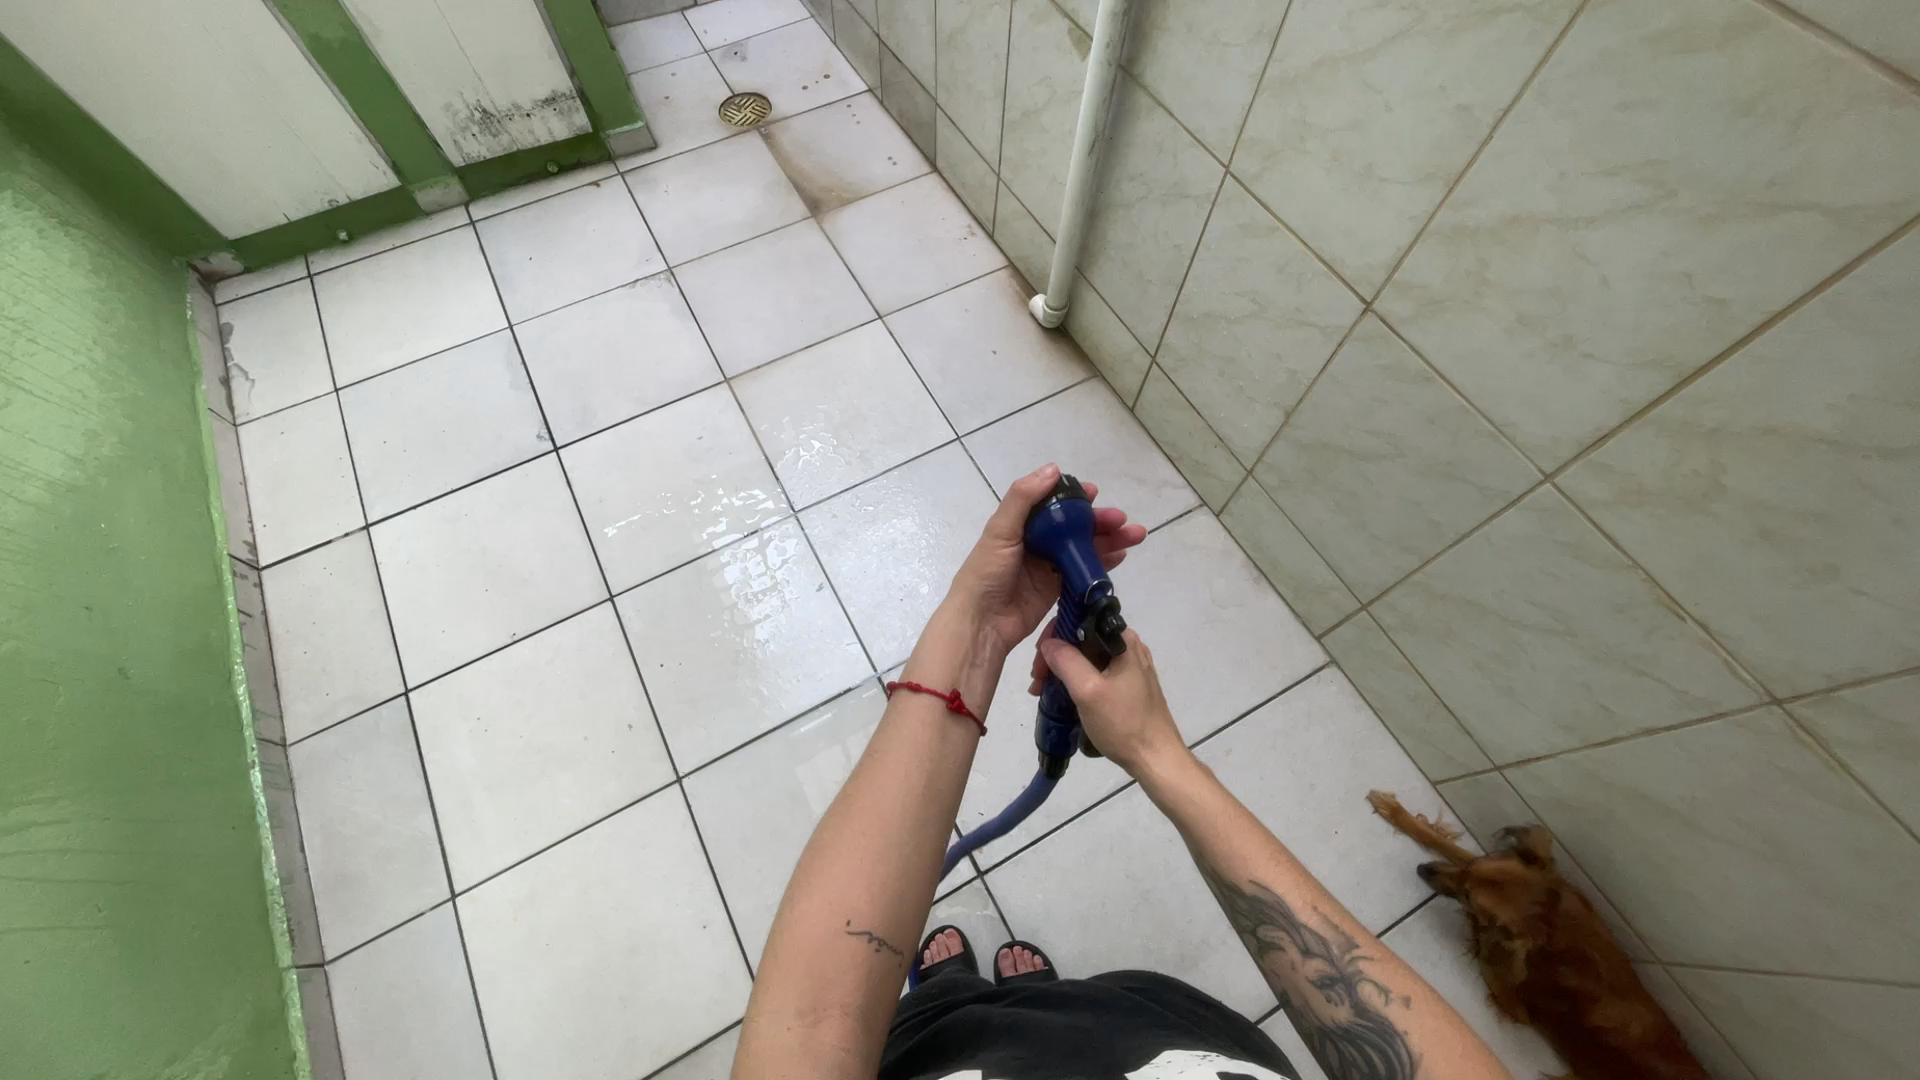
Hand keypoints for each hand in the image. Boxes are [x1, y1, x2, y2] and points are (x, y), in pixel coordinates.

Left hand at [945, 463, 1147, 656]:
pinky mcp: (1057, 590)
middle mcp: (1036, 543)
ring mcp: (1048, 567)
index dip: (1074, 497)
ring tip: (1135, 535)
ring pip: (1083, 548)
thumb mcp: (1000, 530)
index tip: (1094, 492)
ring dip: (1109, 540)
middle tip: (1122, 520)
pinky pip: (1084, 572)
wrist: (981, 622)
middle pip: (1074, 527)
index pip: (1052, 504)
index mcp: (1020, 525)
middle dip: (1099, 521)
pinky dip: (1103, 563)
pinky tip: (1121, 556)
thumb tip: (1053, 469)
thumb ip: (1023, 498)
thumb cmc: (986, 572)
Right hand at [1034, 629, 1185, 776]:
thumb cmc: (1123, 723)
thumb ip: (1066, 661)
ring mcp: (1130, 666)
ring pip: (1087, 657)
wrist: (1156, 759)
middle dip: (1055, 656)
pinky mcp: (1128, 685)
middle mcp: (1129, 646)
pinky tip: (1064, 697)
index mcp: (1123, 640)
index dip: (1054, 636)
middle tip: (1039, 682)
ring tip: (1045, 692)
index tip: (1039, 661)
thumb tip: (1048, 643)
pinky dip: (1077, 680)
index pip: (1080, 620)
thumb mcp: (1088, 691)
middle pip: (1082, 639)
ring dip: (1063, 670)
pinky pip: (1096, 672)